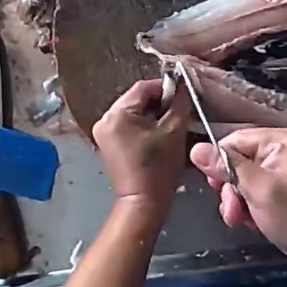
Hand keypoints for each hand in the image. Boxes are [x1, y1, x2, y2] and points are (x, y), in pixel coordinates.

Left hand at [92, 78, 192, 208]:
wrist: (143, 202)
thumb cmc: (159, 167)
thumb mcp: (174, 131)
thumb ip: (179, 103)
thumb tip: (181, 85)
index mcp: (117, 113)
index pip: (143, 87)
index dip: (166, 88)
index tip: (183, 96)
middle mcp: (104, 119)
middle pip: (136, 99)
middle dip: (158, 103)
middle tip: (178, 112)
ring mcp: (103, 132)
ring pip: (132, 112)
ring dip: (151, 115)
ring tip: (169, 125)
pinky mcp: (107, 143)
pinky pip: (127, 125)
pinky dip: (142, 126)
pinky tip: (156, 136)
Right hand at [190, 128, 286, 270]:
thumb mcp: (259, 191)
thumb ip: (226, 167)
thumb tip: (194, 148)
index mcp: (281, 140)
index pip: (233, 140)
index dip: (220, 163)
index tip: (217, 188)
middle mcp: (281, 148)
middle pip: (235, 159)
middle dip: (230, 188)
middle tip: (234, 211)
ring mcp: (281, 167)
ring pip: (240, 177)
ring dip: (236, 201)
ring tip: (242, 220)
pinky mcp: (280, 185)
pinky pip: (252, 188)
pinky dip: (247, 205)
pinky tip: (251, 220)